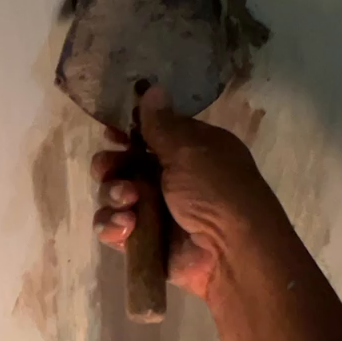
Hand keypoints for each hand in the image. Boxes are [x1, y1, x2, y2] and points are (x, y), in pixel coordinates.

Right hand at [92, 86, 284, 301]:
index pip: (147, 134)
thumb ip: (162, 124)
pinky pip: (112, 228)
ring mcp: (154, 210)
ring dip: (113, 195)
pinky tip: (127, 228)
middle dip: (111, 165)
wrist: (231, 252)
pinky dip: (113, 226)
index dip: (125, 133)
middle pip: (121, 164)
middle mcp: (169, 177)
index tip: (111, 133)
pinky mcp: (142, 241)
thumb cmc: (216, 191)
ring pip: (112, 195)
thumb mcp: (191, 150)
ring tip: (129, 203)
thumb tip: (152, 88)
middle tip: (110, 170)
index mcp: (187, 150)